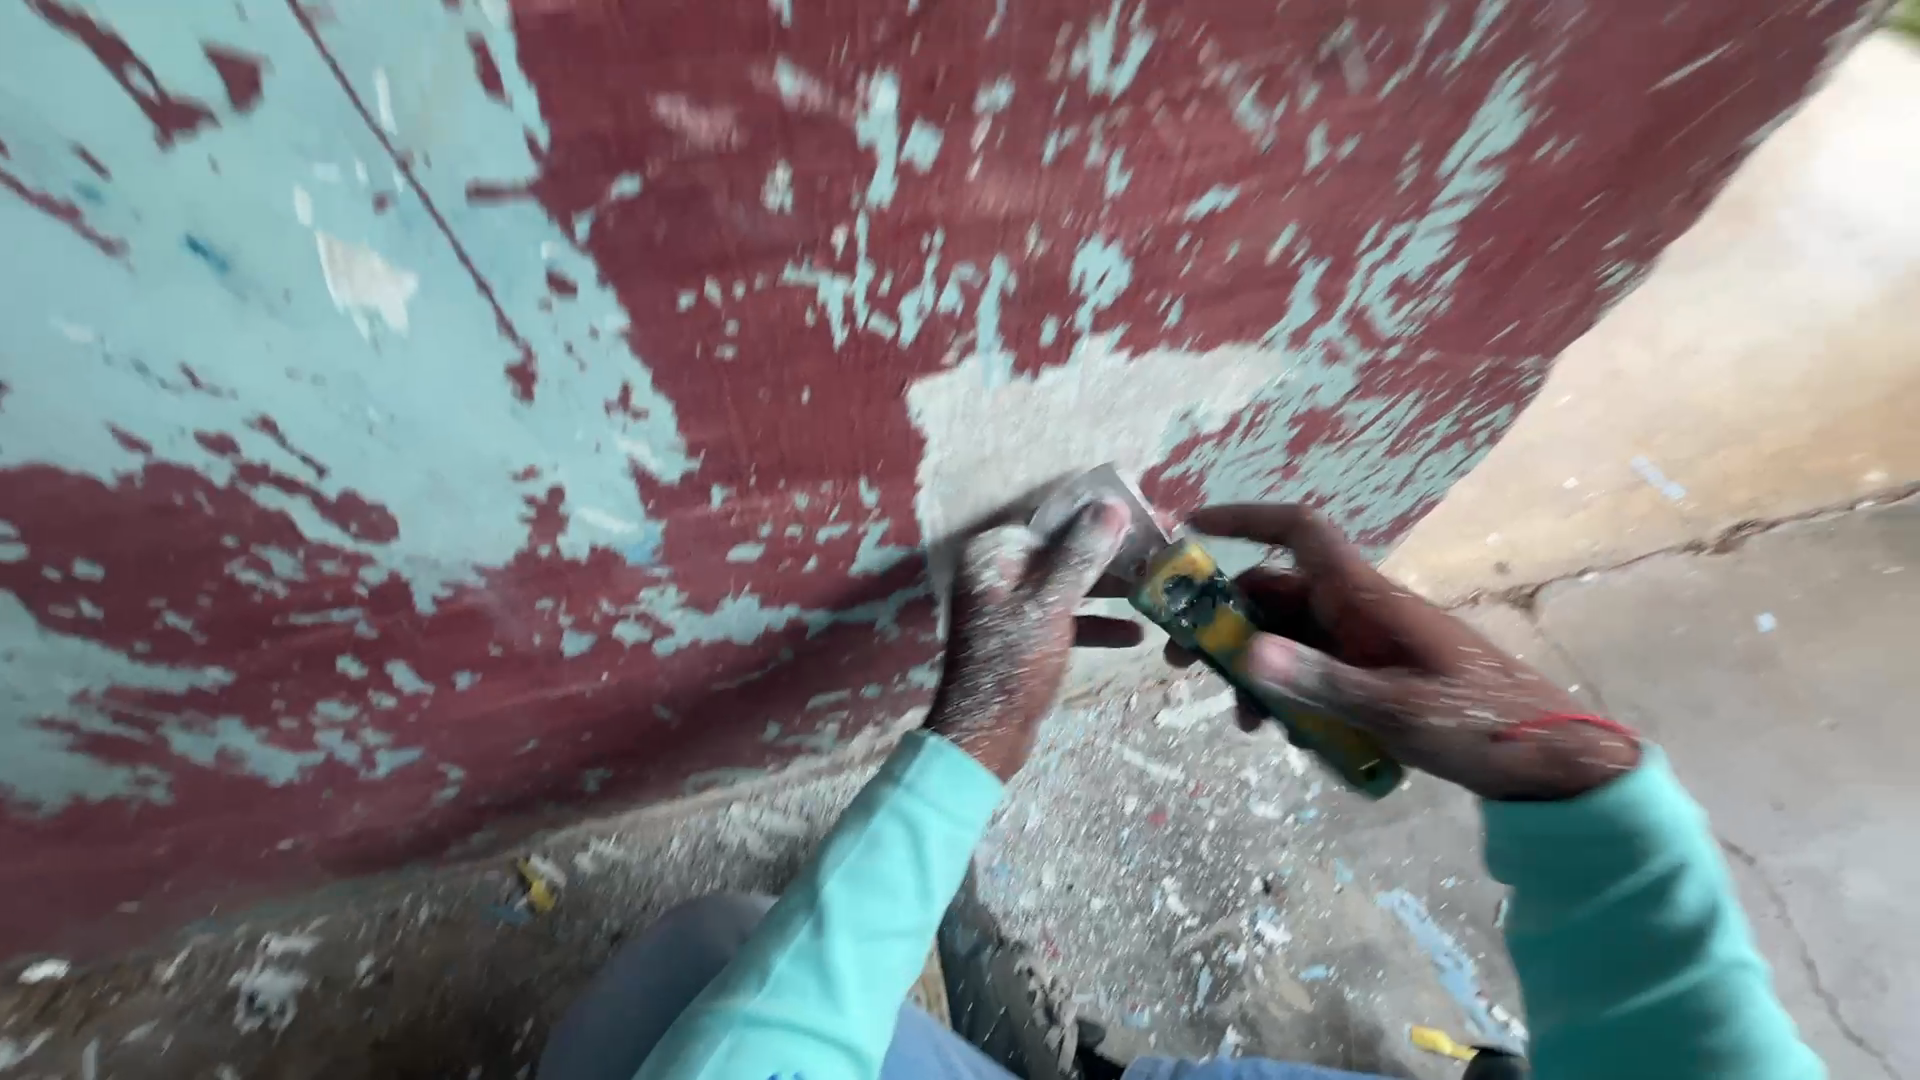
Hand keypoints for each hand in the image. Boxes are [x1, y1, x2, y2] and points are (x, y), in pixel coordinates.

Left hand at [926, 499, 1137, 780]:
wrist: (986, 734)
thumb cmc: (1013, 662)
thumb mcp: (1051, 603)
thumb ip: (1080, 553)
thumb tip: (1110, 506)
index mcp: (993, 552)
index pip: (1052, 518)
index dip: (1099, 513)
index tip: (1143, 515)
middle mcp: (999, 571)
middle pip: (1063, 549)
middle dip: (1110, 554)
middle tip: (1159, 550)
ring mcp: (1012, 605)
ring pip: (1068, 584)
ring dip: (1108, 589)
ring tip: (1156, 587)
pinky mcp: (1025, 635)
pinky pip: (1065, 616)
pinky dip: (1094, 623)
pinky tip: (1134, 635)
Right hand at [1179, 504, 1641, 800]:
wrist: (1554, 763)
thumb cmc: (1482, 722)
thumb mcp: (1396, 709)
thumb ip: (1320, 681)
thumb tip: (1246, 654)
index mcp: (1363, 596)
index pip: (1298, 531)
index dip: (1244, 518)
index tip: (1193, 526)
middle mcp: (1353, 610)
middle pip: (1272, 595)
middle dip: (1223, 623)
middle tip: (1181, 659)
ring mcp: (1359, 644)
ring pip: (1284, 640)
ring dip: (1252, 672)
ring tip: (1244, 722)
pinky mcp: (1368, 675)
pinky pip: (1308, 672)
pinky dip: (1286, 696)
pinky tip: (1288, 736)